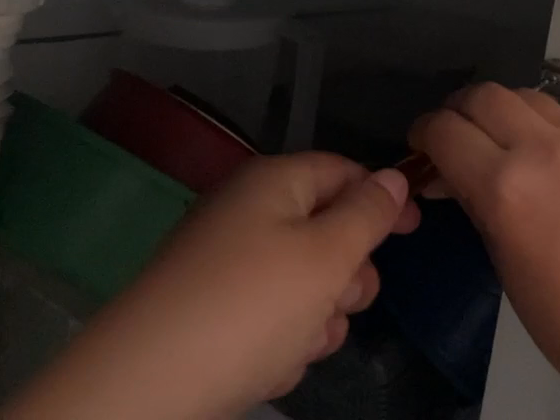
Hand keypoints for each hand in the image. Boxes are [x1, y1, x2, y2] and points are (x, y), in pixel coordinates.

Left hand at [1, 152, 418, 419]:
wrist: (144, 388)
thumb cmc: (249, 307)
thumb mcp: (325, 255)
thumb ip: (367, 213)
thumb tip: (394, 175)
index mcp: (274, 182)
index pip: (343, 171)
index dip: (383, 197)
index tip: (415, 231)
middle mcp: (247, 212)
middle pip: (324, 229)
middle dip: (346, 273)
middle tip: (345, 302)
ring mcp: (224, 263)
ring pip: (300, 281)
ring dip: (315, 316)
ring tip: (300, 345)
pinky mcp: (210, 311)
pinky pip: (267, 314)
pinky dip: (279, 338)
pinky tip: (269, 365)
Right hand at [411, 83, 559, 419]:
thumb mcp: (504, 265)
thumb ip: (476, 204)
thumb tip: (451, 175)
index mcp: (506, 188)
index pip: (446, 130)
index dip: (423, 134)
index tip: (420, 146)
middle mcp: (544, 149)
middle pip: (483, 94)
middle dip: (457, 111)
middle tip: (453, 136)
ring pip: (525, 94)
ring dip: (500, 109)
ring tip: (496, 139)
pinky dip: (540, 124)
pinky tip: (542, 156)